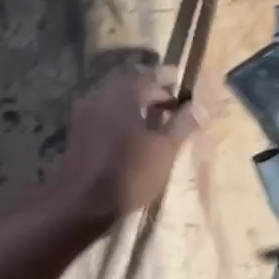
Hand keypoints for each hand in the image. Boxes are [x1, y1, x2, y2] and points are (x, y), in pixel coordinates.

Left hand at [57, 66, 200, 223]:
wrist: (82, 201)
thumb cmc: (129, 172)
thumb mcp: (164, 150)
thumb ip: (182, 125)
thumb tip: (201, 107)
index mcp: (120, 95)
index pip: (146, 76)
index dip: (165, 80)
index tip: (180, 85)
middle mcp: (99, 97)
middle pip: (127, 86)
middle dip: (150, 92)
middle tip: (171, 104)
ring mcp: (84, 114)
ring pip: (114, 101)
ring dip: (135, 105)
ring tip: (156, 120)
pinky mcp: (77, 132)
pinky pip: (103, 114)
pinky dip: (120, 117)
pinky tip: (133, 134)